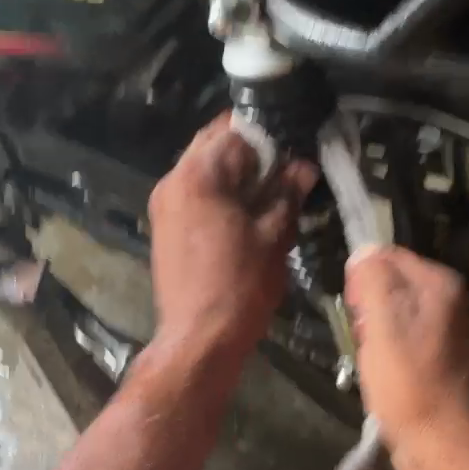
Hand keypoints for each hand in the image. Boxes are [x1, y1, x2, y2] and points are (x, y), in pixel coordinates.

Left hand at [146, 114, 318, 365]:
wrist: (199, 338)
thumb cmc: (240, 287)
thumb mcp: (273, 238)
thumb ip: (287, 195)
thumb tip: (303, 167)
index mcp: (199, 174)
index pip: (235, 131)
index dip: (269, 139)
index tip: (294, 155)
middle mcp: (173, 180)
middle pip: (214, 146)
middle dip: (250, 154)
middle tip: (283, 176)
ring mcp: (164, 204)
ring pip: (204, 170)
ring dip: (235, 177)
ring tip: (268, 198)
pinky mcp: (165, 227)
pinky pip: (195, 195)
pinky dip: (220, 196)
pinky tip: (245, 219)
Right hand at [344, 245, 468, 459]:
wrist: (446, 450)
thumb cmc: (410, 388)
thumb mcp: (383, 326)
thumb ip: (374, 280)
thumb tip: (365, 250)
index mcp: (441, 285)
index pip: (388, 256)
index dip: (362, 281)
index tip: (354, 314)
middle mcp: (452, 304)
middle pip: (392, 288)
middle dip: (368, 313)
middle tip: (364, 342)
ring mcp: (450, 335)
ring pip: (395, 321)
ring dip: (376, 341)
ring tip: (373, 367)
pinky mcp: (444, 365)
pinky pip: (405, 349)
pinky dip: (389, 362)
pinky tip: (385, 384)